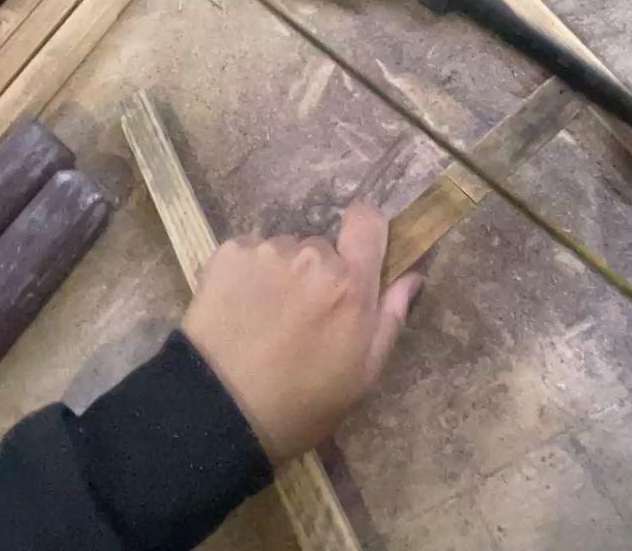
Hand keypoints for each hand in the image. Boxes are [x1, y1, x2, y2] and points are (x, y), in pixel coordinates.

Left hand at [180, 203, 423, 461]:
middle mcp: (311, 255)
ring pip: (284, 249)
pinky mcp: (229, 252)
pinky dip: (248, 273)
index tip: (357, 252)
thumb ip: (391, 317)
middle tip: (301, 315)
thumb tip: (412, 276)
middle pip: (322, 246)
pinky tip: (240, 309)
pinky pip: (250, 251)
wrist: (219, 411)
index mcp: (351, 283)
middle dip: (318, 272)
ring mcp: (267, 250)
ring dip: (281, 273)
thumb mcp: (363, 375)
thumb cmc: (302, 403)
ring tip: (265, 317)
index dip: (366, 230)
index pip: (368, 220)